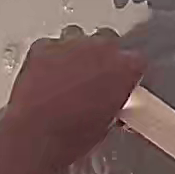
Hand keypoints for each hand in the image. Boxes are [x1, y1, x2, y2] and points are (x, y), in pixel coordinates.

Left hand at [0, 26, 146, 164]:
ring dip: (75, 53)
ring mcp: (71, 44)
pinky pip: (50, 46)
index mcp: (126, 68)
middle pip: (107, 41)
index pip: (136, 60)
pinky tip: (46, 76)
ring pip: (77, 37)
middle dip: (101, 58)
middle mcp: (102, 48)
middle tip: (92, 80)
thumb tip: (107, 103)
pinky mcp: (43, 47)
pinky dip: (49, 58)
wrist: (38, 136)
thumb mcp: (107, 123)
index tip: (120, 82)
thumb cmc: (74, 136)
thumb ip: (113, 101)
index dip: (126, 73)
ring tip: (68, 76)